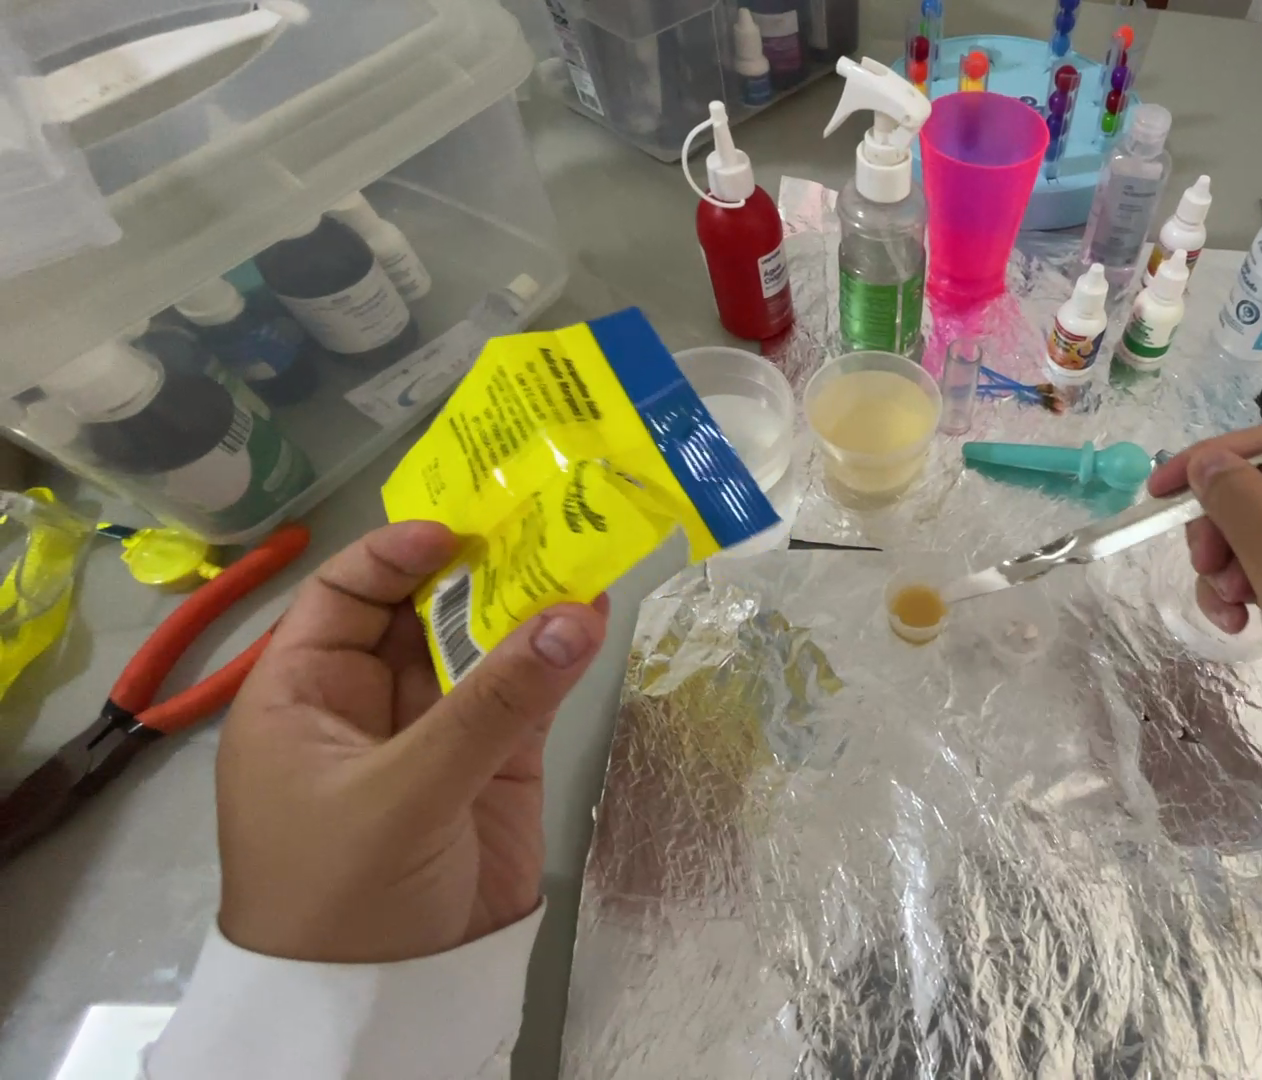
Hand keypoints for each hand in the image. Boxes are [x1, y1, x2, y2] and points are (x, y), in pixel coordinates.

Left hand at [214, 521, 609, 962]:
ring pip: (487, 648)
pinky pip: (530, 690)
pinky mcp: (500, 757)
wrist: (394, 995)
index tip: (460, 531)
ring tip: (584, 562)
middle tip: (544, 529)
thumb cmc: (347, 889)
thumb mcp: (407, 789)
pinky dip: (561, 656)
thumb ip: (495, 702)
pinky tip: (593, 620)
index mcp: (306, 697)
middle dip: (479, 574)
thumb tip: (580, 613)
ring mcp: (444, 728)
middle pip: (426, 614)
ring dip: (531, 610)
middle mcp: (375, 701)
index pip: (343, 600)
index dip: (393, 557)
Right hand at [1149, 428, 1261, 770]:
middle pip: (1261, 489)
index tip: (1157, 494)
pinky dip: (1246, 589)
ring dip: (1228, 566)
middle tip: (1204, 568)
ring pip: (1258, 530)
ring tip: (1226, 608)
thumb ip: (1242, 508)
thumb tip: (1204, 460)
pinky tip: (1236, 623)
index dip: (1210, 462)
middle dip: (1222, 530)